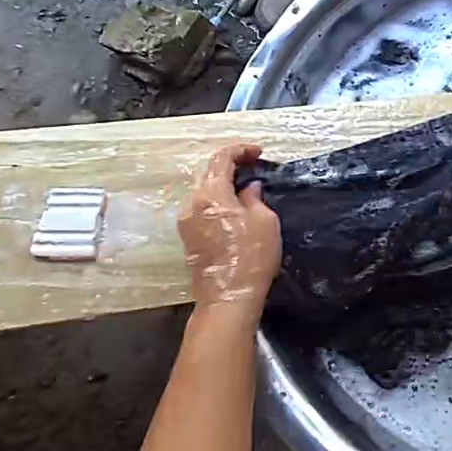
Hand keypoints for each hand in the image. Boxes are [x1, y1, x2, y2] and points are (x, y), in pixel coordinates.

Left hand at [178, 143, 281, 312]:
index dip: (241, 150)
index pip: (221, 159)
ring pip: (203, 190)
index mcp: (210, 196)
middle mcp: (192, 204)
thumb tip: (249, 188)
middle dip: (230, 164)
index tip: (259, 153)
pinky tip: (234, 205)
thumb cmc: (252, 258)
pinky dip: (217, 199)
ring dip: (223, 182)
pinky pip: (201, 207)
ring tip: (246, 185)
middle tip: (253, 165)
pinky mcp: (188, 237)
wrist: (228, 300)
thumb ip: (255, 198)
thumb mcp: (265, 221)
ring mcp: (186, 222)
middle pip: (208, 172)